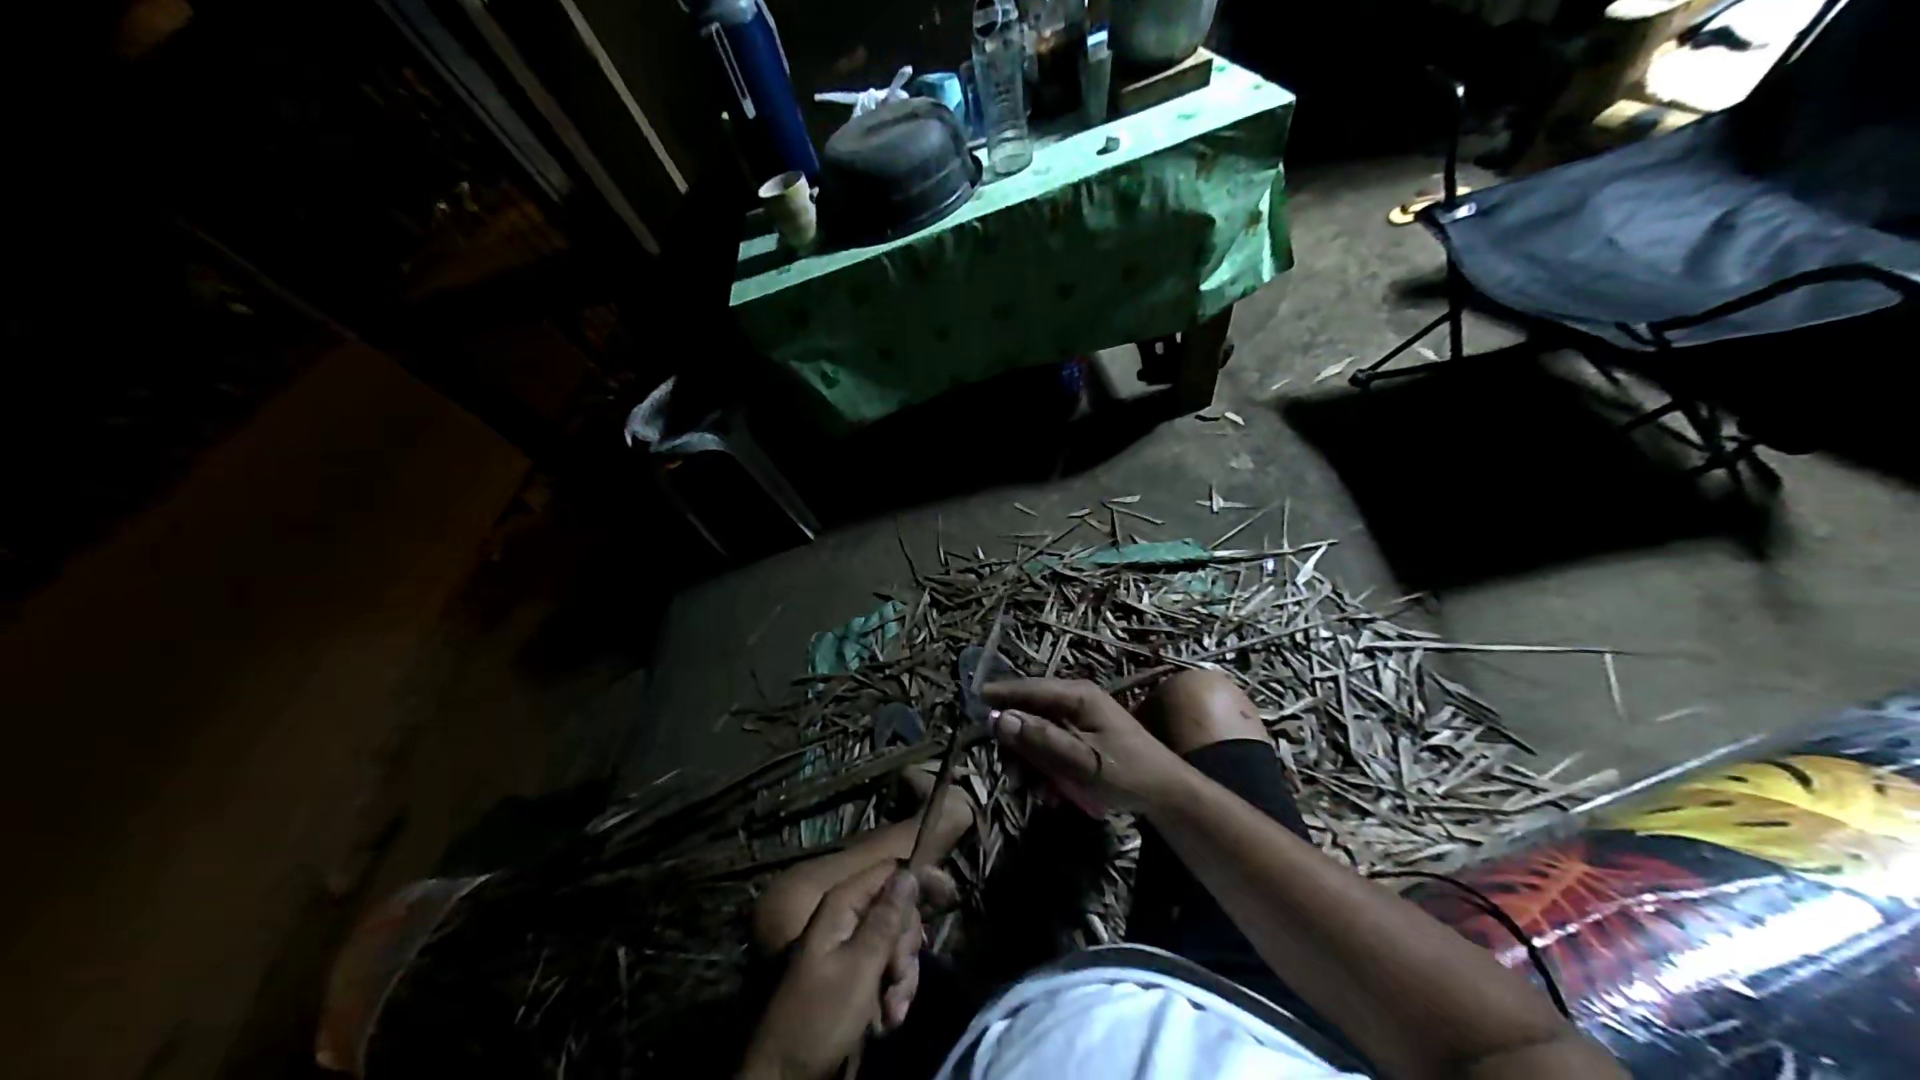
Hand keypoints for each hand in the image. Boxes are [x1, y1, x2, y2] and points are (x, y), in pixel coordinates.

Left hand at [739, 861, 950, 1079]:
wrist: (787, 1075)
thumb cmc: (821, 1017)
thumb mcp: (860, 967)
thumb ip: (886, 919)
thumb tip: (909, 874)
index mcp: (843, 905)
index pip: (890, 871)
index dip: (919, 882)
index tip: (948, 900)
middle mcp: (848, 920)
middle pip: (899, 910)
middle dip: (906, 947)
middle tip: (896, 976)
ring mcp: (853, 949)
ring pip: (898, 945)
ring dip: (902, 979)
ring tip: (891, 1010)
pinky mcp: (858, 977)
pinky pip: (889, 972)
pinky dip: (894, 994)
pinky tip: (887, 1019)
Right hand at [983, 678, 1192, 812]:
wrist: (1167, 795)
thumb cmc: (1126, 774)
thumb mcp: (1081, 760)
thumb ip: (1040, 740)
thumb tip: (999, 719)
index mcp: (1077, 696)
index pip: (1028, 688)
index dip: (1000, 695)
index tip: (971, 702)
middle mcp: (1076, 700)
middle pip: (1030, 712)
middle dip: (1017, 743)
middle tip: (1011, 771)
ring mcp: (1080, 719)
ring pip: (1038, 733)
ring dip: (1032, 762)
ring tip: (1035, 790)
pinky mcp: (1082, 738)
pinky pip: (1052, 747)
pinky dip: (1047, 768)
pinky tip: (1052, 793)